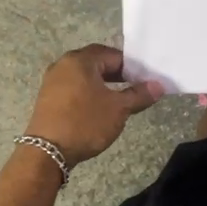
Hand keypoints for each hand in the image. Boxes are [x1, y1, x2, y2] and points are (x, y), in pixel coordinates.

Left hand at [24, 45, 164, 166]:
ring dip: (103, 84)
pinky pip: (74, 87)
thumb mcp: (118, 109)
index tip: (145, 80)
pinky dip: (89, 92)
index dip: (132, 66)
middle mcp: (63, 64)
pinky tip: (98, 108)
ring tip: (119, 100)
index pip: (112, 55)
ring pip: (84, 75)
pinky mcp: (48, 97)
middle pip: (96, 62)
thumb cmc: (86, 122)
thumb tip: (158, 85)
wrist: (48, 150)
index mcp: (80, 60)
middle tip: (135, 87)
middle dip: (118, 73)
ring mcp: (53, 81)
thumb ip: (139, 94)